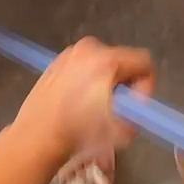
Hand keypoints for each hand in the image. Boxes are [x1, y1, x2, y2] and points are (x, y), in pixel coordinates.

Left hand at [6, 38, 154, 162]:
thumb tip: (139, 106)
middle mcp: (88, 48)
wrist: (36, 136)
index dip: (146, 86)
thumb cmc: (80, 132)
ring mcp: (69, 53)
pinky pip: (83, 67)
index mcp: (107, 59)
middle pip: (122, 61)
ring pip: (102, 64)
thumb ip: (140, 113)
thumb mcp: (122, 128)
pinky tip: (78, 103)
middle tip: (117, 108)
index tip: (135, 107)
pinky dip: (87, 80)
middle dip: (125, 83)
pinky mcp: (55, 63)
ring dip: (106, 82)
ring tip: (95, 107)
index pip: (144, 62)